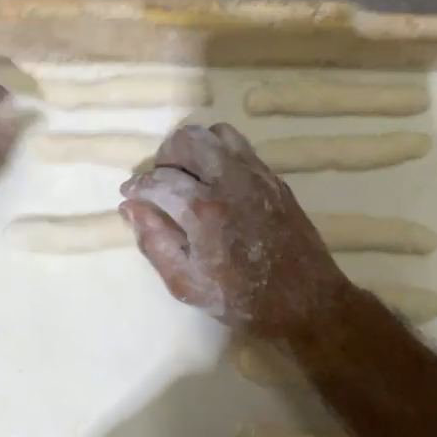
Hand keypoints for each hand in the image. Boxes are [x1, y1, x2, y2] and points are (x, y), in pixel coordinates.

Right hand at [119, 124, 350, 338]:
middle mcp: (229, 182)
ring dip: (193, 149)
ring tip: (187, 175)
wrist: (306, 302)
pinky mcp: (273, 178)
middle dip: (163, 158)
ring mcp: (256, 175)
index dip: (137, 186)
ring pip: (215, 134)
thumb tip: (131, 208)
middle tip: (159, 182)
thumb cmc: (240, 299)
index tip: (130, 194)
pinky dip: (219, 153)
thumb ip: (153, 242)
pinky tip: (215, 180)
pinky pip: (240, 147)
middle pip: (186, 140)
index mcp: (203, 210)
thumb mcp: (185, 283)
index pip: (158, 180)